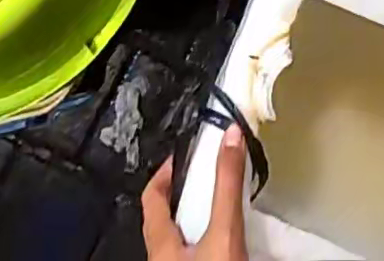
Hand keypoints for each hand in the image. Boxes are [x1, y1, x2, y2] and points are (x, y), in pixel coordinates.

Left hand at [142, 125, 249, 260]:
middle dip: (184, 193)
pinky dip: (207, 238)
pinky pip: (194, 253)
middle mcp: (160, 259)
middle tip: (206, 174)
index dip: (165, 171)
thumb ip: (227, 184)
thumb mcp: (225, 231)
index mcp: (159, 244)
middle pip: (164, 217)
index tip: (185, 154)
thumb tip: (232, 134)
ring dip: (197, 217)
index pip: (151, 196)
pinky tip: (226, 239)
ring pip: (179, 237)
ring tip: (220, 202)